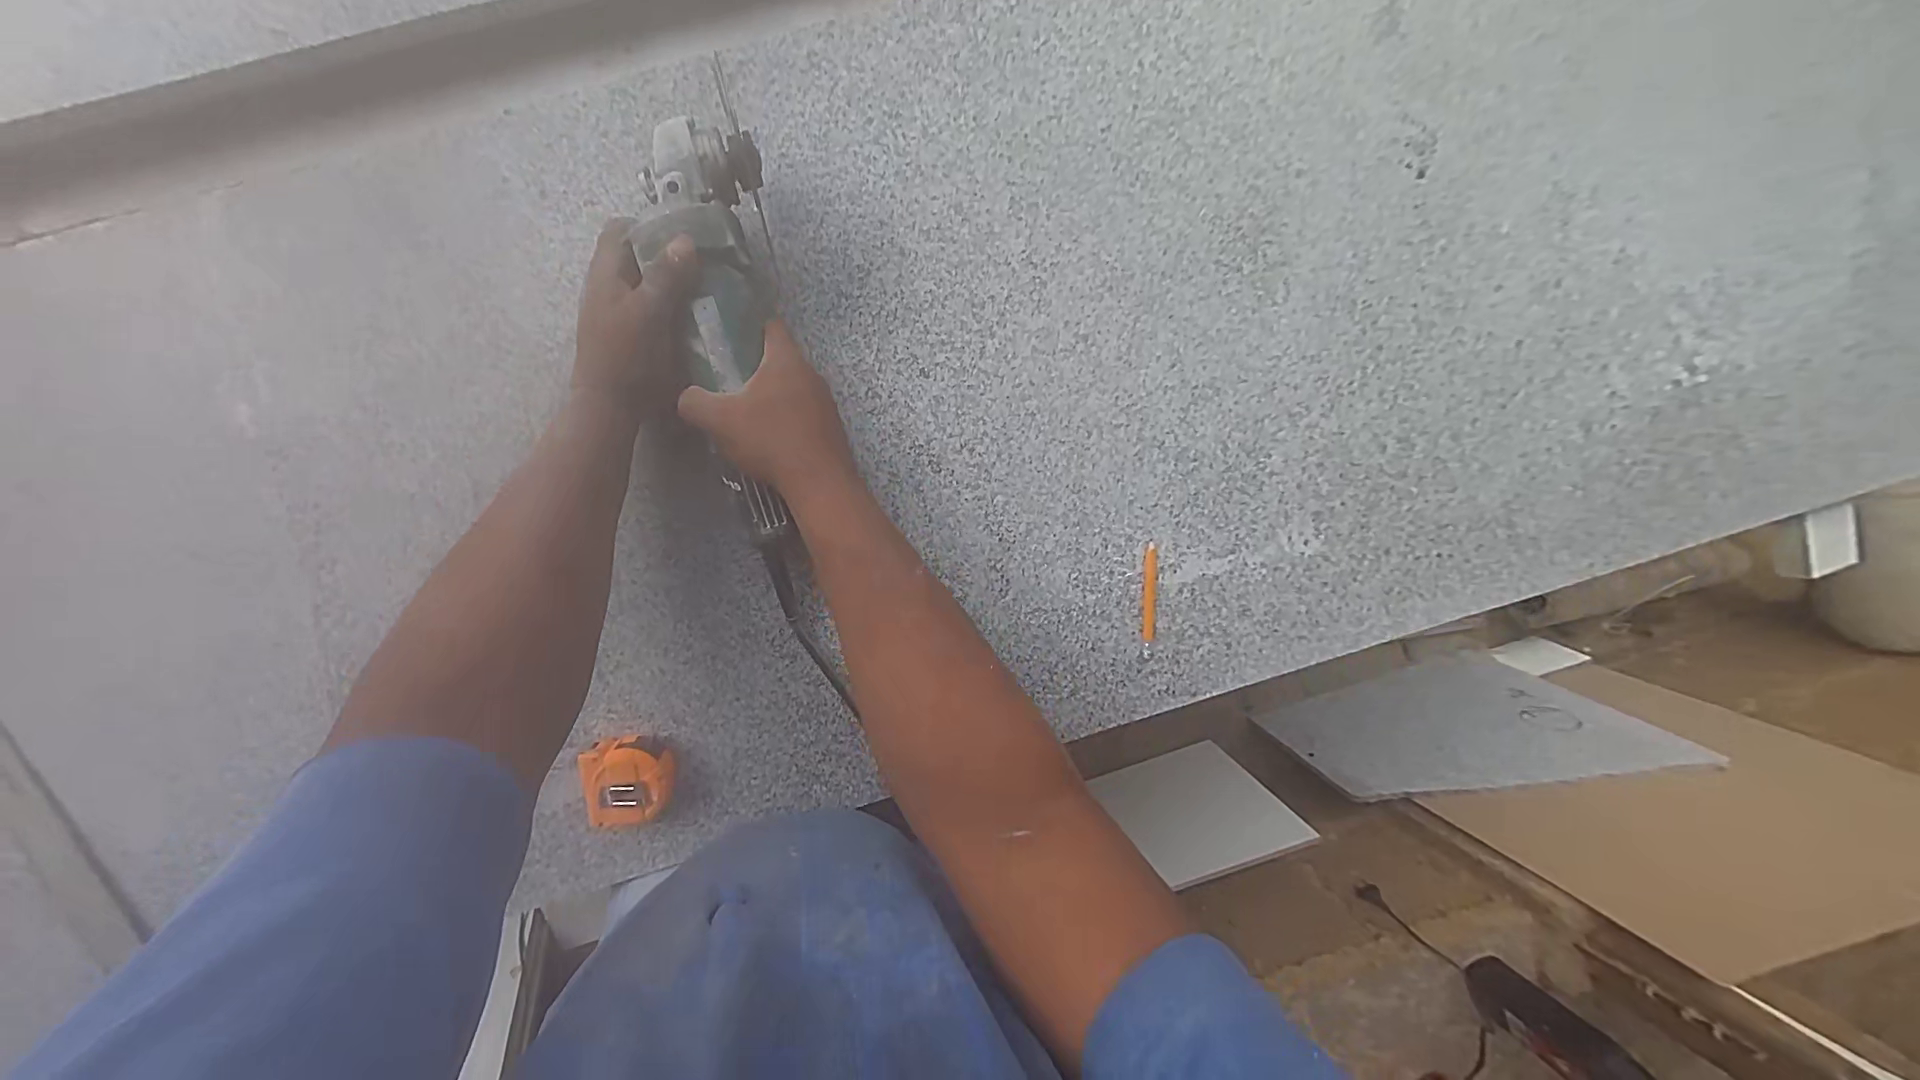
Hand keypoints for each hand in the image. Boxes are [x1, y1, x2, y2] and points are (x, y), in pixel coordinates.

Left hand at [572, 218, 698, 416]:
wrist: (611, 405)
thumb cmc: (625, 355)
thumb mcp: (648, 312)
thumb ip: (665, 276)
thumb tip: (685, 241)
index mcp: (607, 273)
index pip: (621, 230)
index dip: (649, 226)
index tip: (683, 235)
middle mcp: (610, 287)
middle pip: (638, 257)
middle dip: (669, 256)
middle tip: (705, 263)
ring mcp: (620, 311)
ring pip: (648, 284)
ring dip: (675, 284)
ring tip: (707, 289)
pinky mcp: (632, 334)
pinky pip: (654, 309)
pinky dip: (673, 307)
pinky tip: (696, 318)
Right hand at [676, 319, 860, 500]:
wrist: (820, 482)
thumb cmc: (770, 441)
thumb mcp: (720, 420)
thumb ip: (694, 402)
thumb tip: (687, 397)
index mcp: (786, 360)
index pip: (771, 326)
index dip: (750, 327)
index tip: (732, 338)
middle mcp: (812, 374)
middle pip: (783, 360)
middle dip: (759, 368)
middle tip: (733, 383)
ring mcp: (827, 402)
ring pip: (796, 389)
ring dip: (776, 397)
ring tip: (752, 415)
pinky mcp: (833, 428)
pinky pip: (807, 414)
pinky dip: (791, 420)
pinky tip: (775, 440)